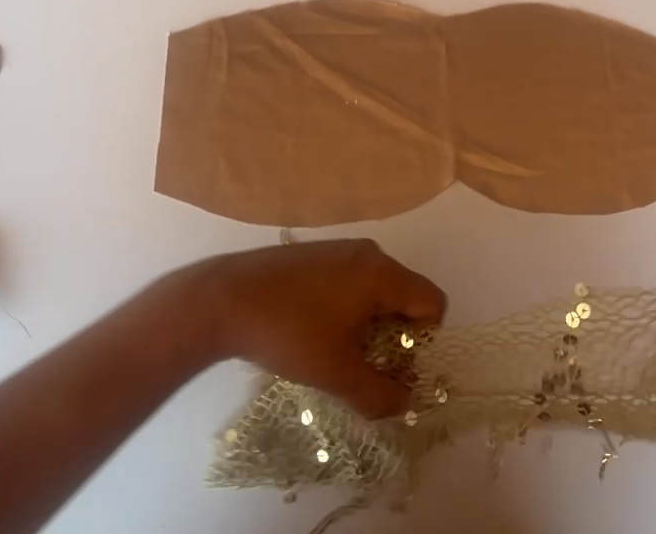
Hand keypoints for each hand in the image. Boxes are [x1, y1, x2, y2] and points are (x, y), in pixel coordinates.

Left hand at [152, 239, 446, 418]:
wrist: (222, 299)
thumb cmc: (289, 332)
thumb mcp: (336, 374)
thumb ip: (379, 394)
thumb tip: (405, 404)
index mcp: (383, 274)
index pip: (433, 303)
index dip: (425, 341)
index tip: (395, 366)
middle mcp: (369, 254)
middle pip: (406, 296)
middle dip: (396, 335)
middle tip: (367, 366)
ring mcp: (340, 250)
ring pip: (377, 290)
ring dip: (370, 324)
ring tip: (338, 352)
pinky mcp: (316, 254)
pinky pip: (352, 281)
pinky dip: (348, 308)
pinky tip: (315, 330)